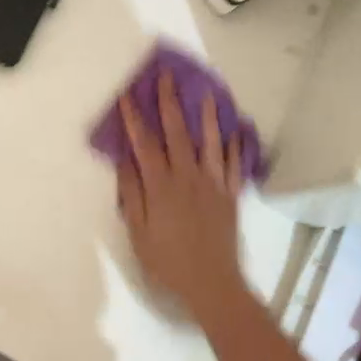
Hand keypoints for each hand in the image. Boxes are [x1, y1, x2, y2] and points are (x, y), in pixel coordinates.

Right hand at [116, 71, 246, 317]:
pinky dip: (235, 146)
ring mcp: (213, 184)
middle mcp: (187, 176)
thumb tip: (124, 159)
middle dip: (169, 101)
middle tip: (165, 76)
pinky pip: (234, 165)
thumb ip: (132, 193)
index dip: (135, 117)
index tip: (128, 93)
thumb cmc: (167, 262)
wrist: (212, 284)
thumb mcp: (138, 232)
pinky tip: (236, 131)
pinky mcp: (231, 195)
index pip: (144, 143)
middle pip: (177, 132)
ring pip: (210, 142)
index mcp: (161, 185)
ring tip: (206, 93)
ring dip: (206, 116)